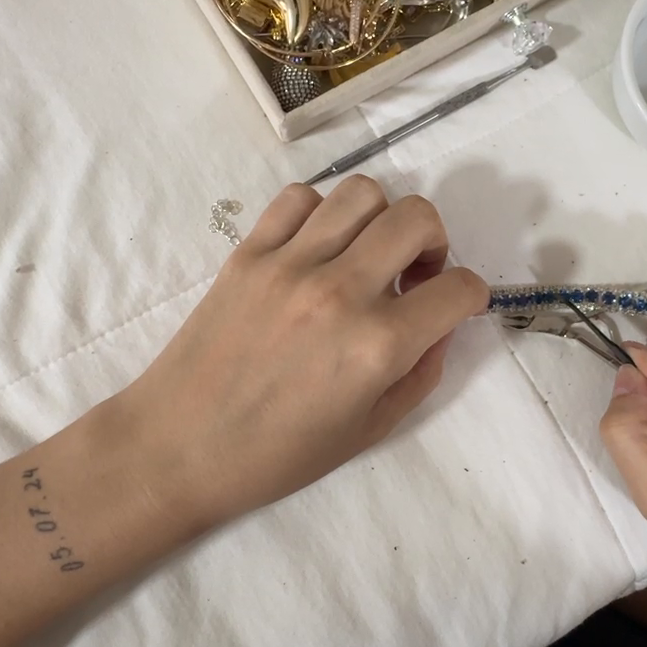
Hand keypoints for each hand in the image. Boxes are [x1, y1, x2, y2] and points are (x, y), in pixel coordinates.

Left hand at [109, 178, 487, 528]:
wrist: (177, 448)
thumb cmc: (279, 454)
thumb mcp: (372, 429)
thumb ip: (421, 372)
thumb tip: (439, 324)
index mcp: (378, 346)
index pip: (458, 288)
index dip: (469, 295)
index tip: (452, 305)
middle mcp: (342, 292)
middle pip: (417, 218)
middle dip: (436, 241)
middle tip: (414, 273)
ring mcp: (291, 264)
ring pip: (362, 193)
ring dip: (382, 219)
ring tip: (367, 253)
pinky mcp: (249, 252)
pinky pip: (299, 198)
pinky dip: (323, 212)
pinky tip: (318, 247)